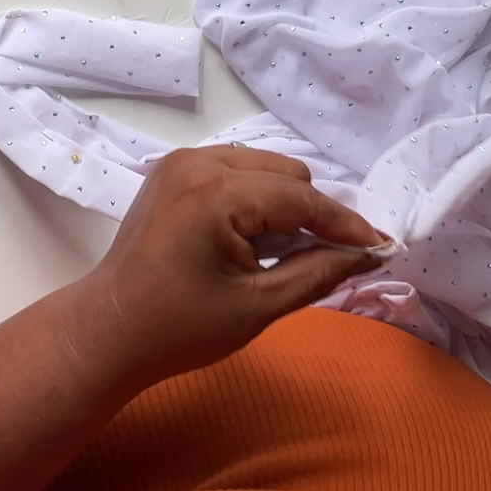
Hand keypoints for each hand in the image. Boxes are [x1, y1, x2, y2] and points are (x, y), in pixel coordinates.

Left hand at [62, 145, 386, 388]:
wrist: (110, 329)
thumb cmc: (181, 327)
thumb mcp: (259, 306)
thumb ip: (318, 273)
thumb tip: (368, 254)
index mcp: (216, 193)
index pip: (300, 198)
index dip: (344, 224)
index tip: (380, 245)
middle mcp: (199, 161)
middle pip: (286, 173)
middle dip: (311, 214)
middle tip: (319, 258)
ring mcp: (183, 160)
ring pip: (264, 166)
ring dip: (283, 202)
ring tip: (278, 250)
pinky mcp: (174, 168)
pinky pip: (237, 168)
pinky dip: (255, 195)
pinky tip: (249, 234)